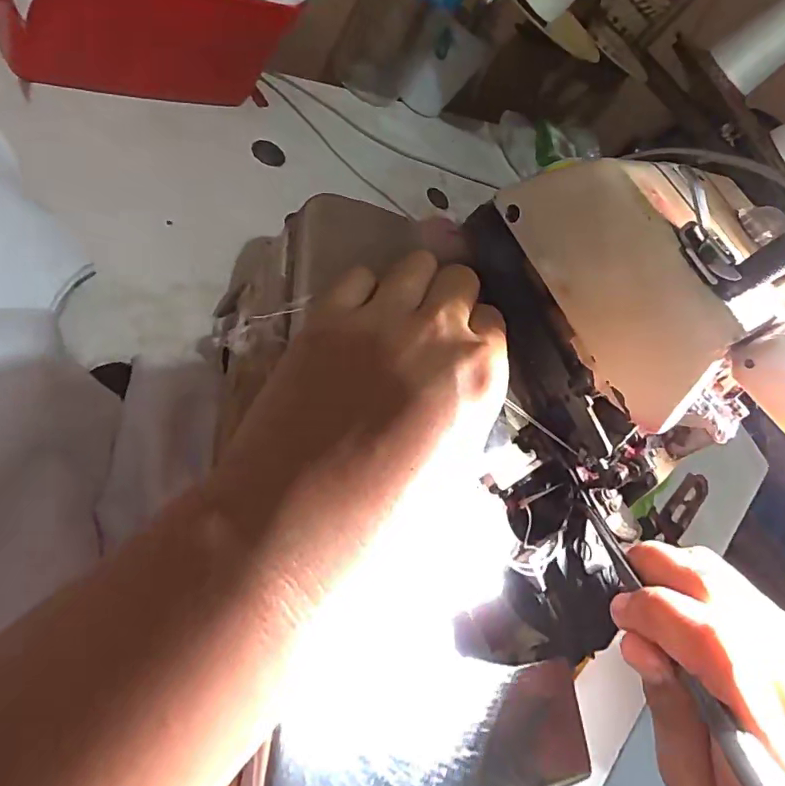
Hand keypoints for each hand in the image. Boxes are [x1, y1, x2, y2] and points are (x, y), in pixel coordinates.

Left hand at [221, 251, 507, 597]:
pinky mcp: (327, 317)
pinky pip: (359, 275)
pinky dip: (364, 290)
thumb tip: (460, 387)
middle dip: (451, 298)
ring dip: (413, 284)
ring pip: (414, 264)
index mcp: (478, 375)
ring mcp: (380, 319)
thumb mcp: (457, 471)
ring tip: (397, 313)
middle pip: (459, 278)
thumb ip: (469, 412)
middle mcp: (437, 333)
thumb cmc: (384, 517)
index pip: (494, 319)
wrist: (290, 521)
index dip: (477, 333)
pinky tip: (357, 319)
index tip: (461, 349)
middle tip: (430, 327)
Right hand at [612, 543, 784, 785]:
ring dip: (684, 568)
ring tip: (648, 578)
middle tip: (626, 574)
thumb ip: (666, 708)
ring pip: (736, 583)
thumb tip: (637, 643)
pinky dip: (707, 580)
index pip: (713, 641)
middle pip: (726, 596)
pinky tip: (682, 590)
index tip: (622, 608)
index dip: (658, 611)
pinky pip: (747, 592)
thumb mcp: (693, 782)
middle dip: (665, 569)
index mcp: (773, 737)